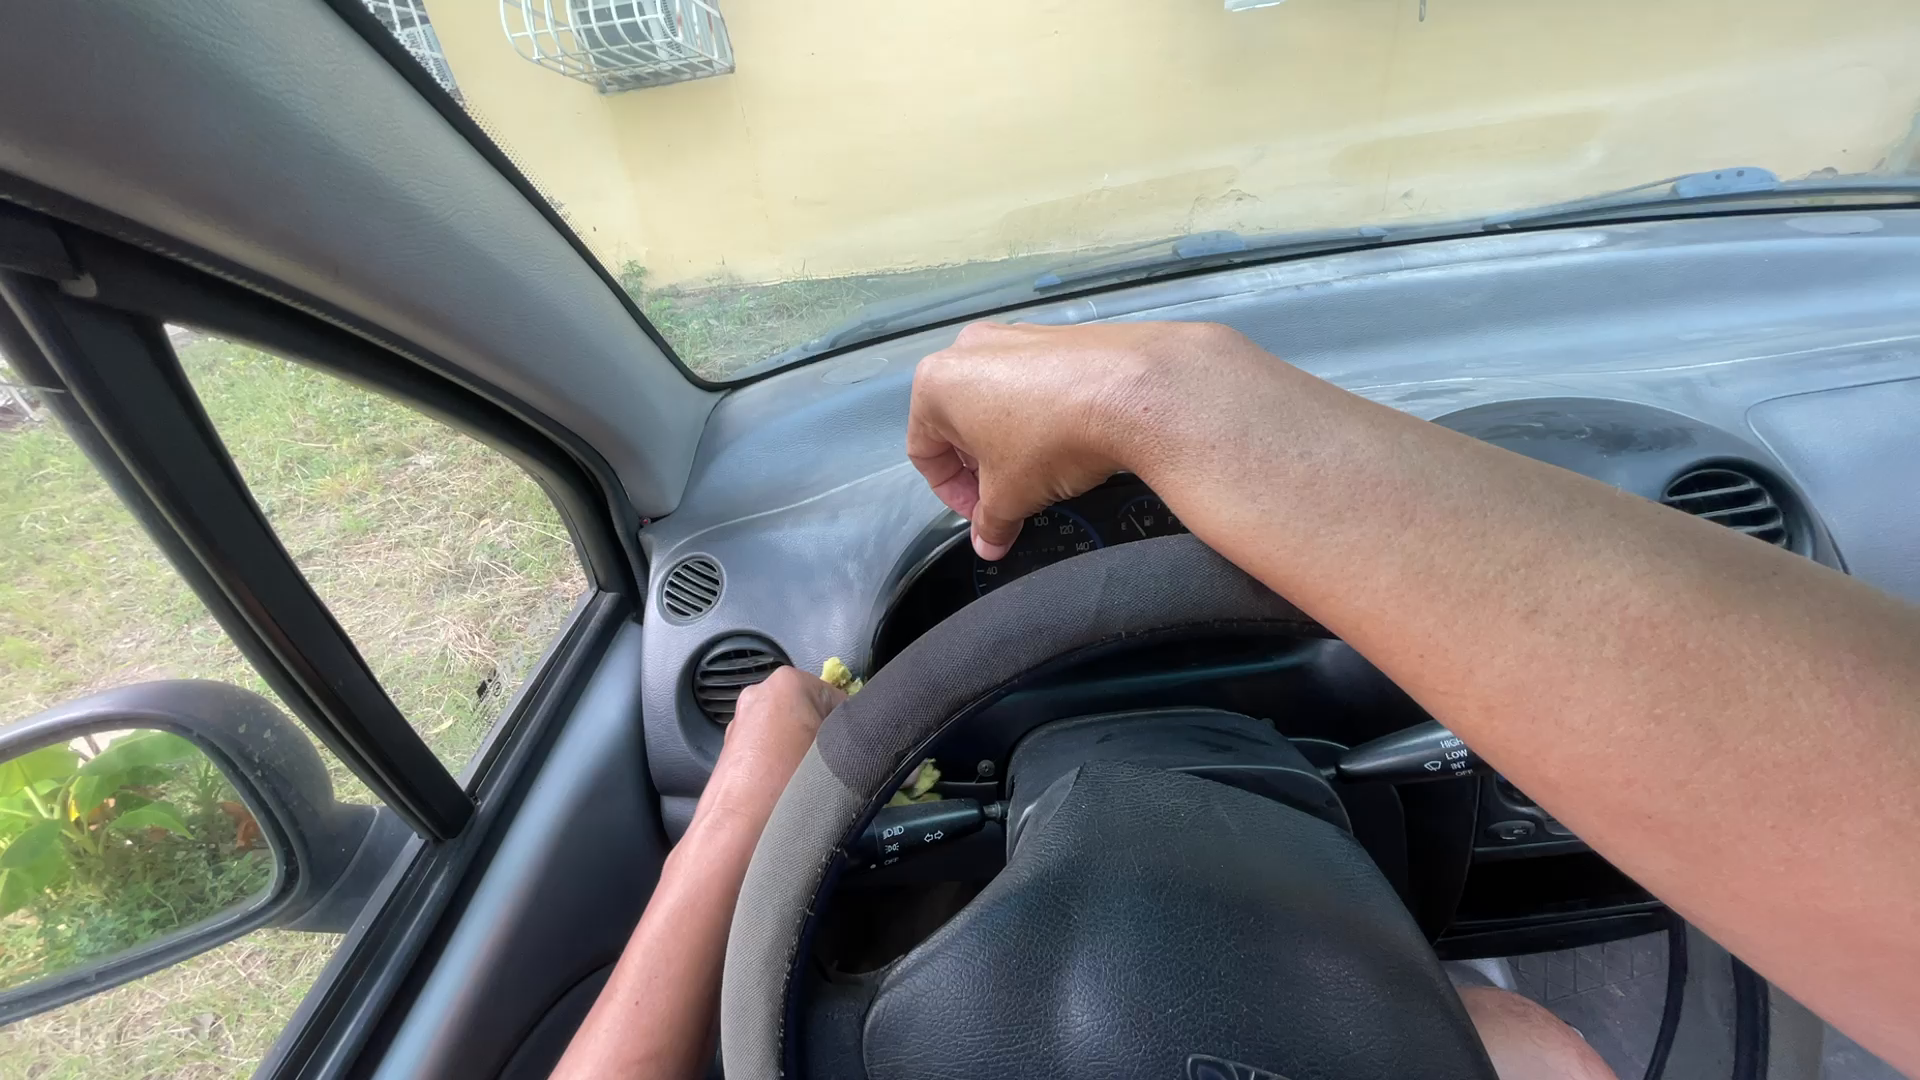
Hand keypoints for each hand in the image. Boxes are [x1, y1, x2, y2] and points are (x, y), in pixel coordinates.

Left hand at [699, 667, 845, 827]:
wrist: (738, 832)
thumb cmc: (791, 782)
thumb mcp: (839, 749)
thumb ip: (854, 731)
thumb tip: (861, 735)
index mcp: (788, 681)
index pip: (839, 698)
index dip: (850, 729)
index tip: (848, 754)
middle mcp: (758, 693)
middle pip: (809, 711)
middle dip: (820, 737)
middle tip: (827, 768)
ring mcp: (740, 721)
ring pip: (787, 731)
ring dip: (799, 751)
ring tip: (804, 782)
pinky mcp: (728, 749)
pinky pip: (767, 749)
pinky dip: (778, 764)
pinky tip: (783, 789)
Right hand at [906, 320, 1275, 558]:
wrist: (1133, 390)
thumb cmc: (1049, 441)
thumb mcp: (1010, 495)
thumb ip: (990, 523)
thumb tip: (988, 546)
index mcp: (935, 384)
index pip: (924, 452)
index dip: (951, 494)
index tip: (982, 515)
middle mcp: (966, 349)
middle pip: (957, 423)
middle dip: (979, 467)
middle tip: (1008, 496)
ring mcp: (1013, 334)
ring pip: (994, 401)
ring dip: (1007, 442)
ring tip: (1040, 470)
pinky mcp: (1054, 333)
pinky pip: (1031, 381)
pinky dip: (1037, 414)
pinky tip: (1066, 437)